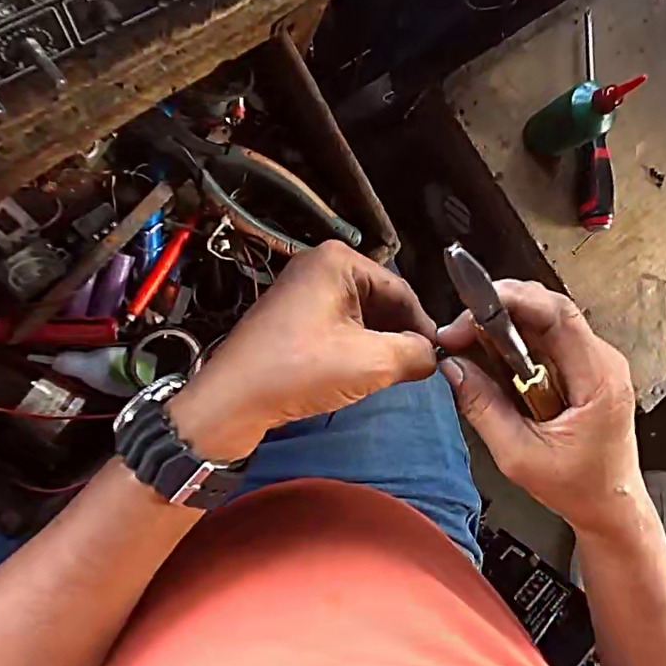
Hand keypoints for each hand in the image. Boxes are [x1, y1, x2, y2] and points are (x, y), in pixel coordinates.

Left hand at [168, 242, 438, 461]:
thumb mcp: (372, 363)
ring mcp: (303, 292)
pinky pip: (339, 328)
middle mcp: (320, 267)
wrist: (230, 404)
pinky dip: (354, 350)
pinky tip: (358, 374)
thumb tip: (432, 356)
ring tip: (384, 375)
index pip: (402, 291)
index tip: (435, 358)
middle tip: (410, 370)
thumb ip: (416, 354)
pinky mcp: (293, 318)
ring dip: (377, 346)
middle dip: (397, 337)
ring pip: (362, 318)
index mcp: (338, 261)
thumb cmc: (298, 371)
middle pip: (382, 302)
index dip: (422, 327)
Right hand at [437, 280, 650, 541]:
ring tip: (468, 339)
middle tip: (460, 328)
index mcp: (598, 379)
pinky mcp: (582, 367)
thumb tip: (454, 368)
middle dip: (500, 308)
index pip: (558, 315)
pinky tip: (492, 352)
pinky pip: (545, 338)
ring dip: (504, 323)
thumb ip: (484, 408)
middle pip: (549, 308)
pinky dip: (514, 338)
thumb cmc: (579, 487)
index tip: (472, 310)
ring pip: (545, 319)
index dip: (513, 301)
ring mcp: (594, 361)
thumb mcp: (520, 455)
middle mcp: (602, 361)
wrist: (611, 505)